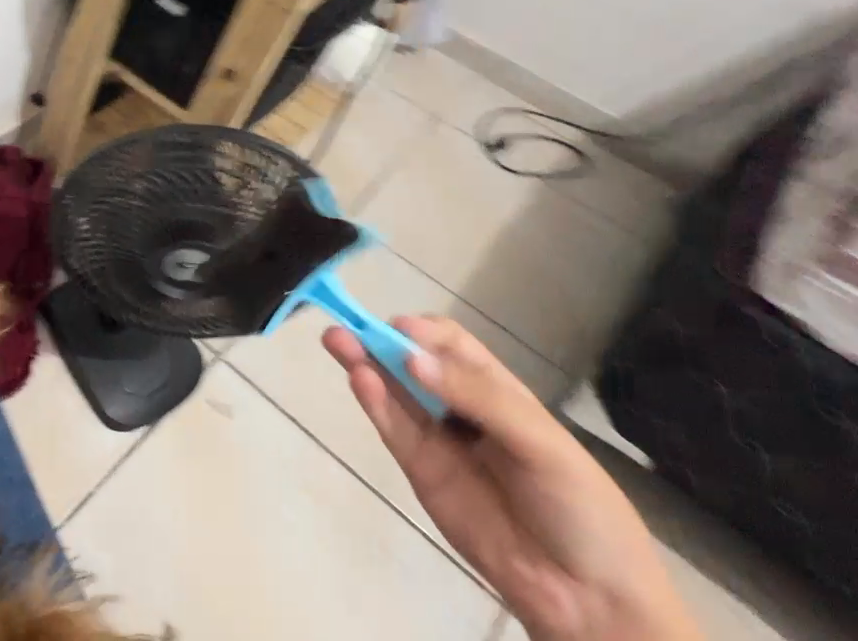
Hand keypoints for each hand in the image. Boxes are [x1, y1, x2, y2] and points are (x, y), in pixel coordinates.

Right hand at [323, 317, 701, 640]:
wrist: (584, 594)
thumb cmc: (579, 507)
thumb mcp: (542, 444)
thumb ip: (477, 398)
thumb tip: (411, 358)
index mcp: (500, 393)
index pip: (452, 346)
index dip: (424, 332)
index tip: (400, 328)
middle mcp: (462, 408)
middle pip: (413, 363)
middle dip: (380, 339)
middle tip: (345, 325)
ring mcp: (437, 439)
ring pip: (394, 390)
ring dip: (364, 362)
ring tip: (335, 340)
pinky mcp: (418, 469)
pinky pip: (392, 427)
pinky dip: (372, 400)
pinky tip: (358, 378)